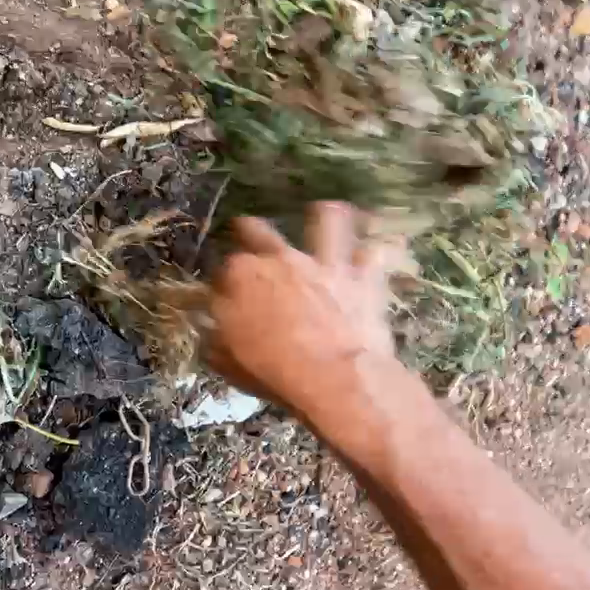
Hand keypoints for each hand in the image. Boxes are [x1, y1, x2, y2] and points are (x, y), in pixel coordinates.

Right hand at [209, 202, 411, 446]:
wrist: (337, 379)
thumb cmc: (273, 369)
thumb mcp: (225, 356)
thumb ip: (213, 333)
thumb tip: (206, 324)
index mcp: (240, 275)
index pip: (223, 266)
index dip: (223, 277)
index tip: (223, 290)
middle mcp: (280, 258)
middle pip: (258, 231)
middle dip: (249, 229)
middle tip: (247, 229)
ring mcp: (323, 263)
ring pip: (326, 223)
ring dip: (325, 216)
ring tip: (326, 211)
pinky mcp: (364, 277)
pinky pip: (376, 253)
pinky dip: (379, 248)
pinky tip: (383, 244)